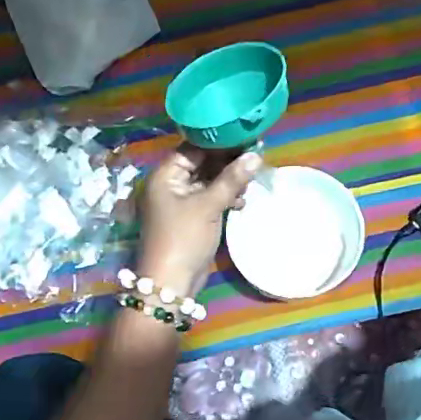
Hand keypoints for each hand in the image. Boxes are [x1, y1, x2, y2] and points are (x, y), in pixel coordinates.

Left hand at [135, 147, 260, 295]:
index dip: (219, 143)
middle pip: (201, 163)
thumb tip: (256, 156)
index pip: (193, 148)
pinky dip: (223, 197)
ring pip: (206, 181)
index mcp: (164, 175)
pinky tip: (241, 201)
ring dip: (228, 181)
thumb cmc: (184, 238)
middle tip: (255, 158)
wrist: (170, 282)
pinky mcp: (189, 217)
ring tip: (251, 181)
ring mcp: (178, 202)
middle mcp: (169, 184)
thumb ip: (232, 179)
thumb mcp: (209, 205)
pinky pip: (207, 198)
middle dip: (227, 162)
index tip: (246, 138)